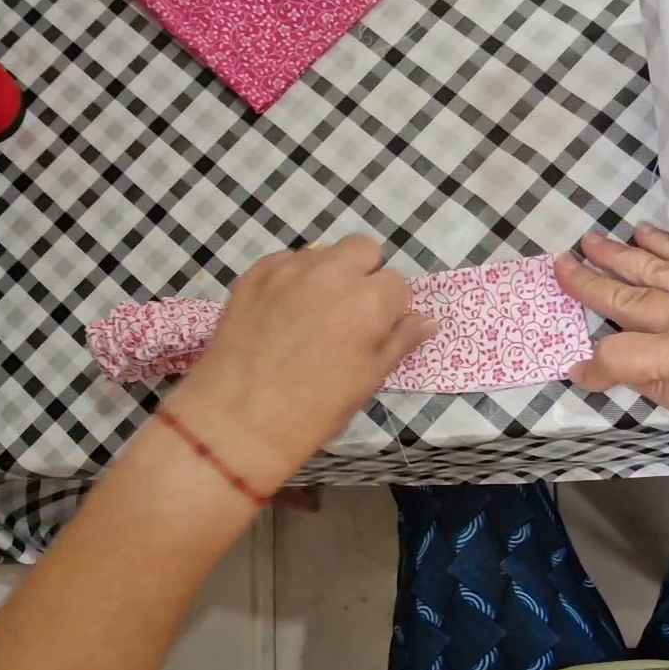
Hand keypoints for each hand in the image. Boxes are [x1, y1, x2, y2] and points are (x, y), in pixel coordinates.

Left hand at [164, 237, 433, 492]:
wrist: (240, 420)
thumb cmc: (314, 410)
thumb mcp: (368, 381)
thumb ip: (400, 342)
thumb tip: (429, 320)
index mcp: (369, 302)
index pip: (398, 285)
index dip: (390, 309)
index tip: (376, 331)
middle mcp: (332, 273)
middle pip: (364, 249)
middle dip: (364, 275)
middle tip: (349, 314)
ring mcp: (290, 269)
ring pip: (323, 253)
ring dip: (328, 275)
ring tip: (311, 316)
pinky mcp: (255, 273)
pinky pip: (286, 262)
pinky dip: (292, 280)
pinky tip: (281, 315)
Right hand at [555, 226, 668, 463]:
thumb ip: (668, 392)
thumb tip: (634, 374)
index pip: (619, 356)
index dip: (593, 368)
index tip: (579, 375)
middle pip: (628, 297)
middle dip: (589, 283)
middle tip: (558, 267)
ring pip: (656, 269)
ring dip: (618, 255)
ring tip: (589, 243)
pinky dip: (667, 245)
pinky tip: (645, 235)